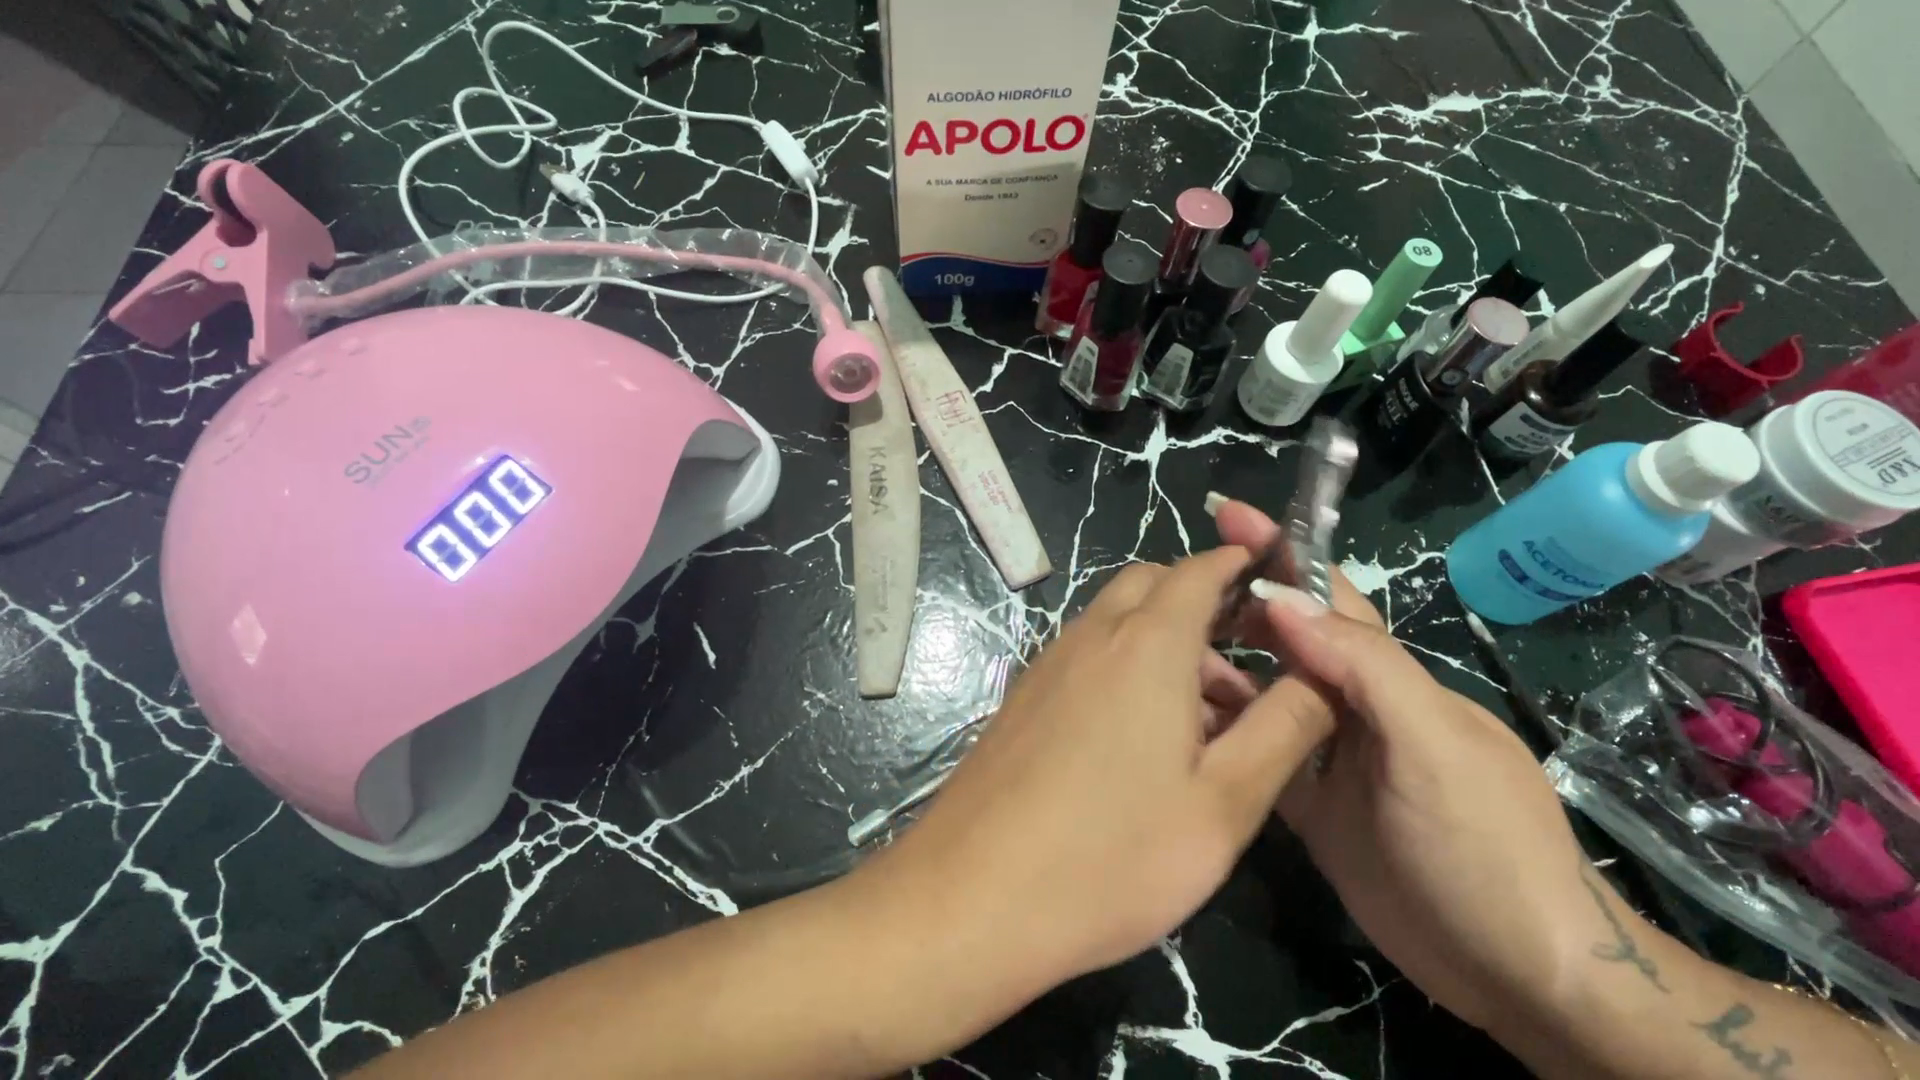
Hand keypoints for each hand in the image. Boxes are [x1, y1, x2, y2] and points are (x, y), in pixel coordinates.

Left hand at [856, 547, 1342, 992]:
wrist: (970, 898)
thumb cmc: (1111, 856)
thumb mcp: (1224, 804)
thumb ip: (1284, 729)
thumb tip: (1324, 672)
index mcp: (1146, 644)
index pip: (1200, 570)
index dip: (1243, 566)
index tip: (1282, 588)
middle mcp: (1091, 637)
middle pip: (1152, 586)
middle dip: (1205, 606)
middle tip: (1249, 672)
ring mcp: (1047, 667)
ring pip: (1117, 624)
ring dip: (1167, 645)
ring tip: (1211, 723)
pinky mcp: (1022, 701)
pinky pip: (1086, 659)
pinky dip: (1126, 670)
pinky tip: (1145, 745)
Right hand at [1211, 498, 1597, 1032]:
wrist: (1514, 967)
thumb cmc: (1481, 843)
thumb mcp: (1432, 745)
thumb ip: (1363, 670)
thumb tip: (1283, 599)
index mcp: (1390, 677)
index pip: (1329, 599)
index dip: (1283, 553)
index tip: (1228, 516)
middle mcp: (1356, 705)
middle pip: (1287, 642)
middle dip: (1236, 608)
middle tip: (1168, 597)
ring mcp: (1331, 757)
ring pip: (1265, 696)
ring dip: (1219, 670)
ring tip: (1157, 658)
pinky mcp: (1312, 806)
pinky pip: (1259, 754)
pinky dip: (1223, 734)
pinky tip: (1180, 725)